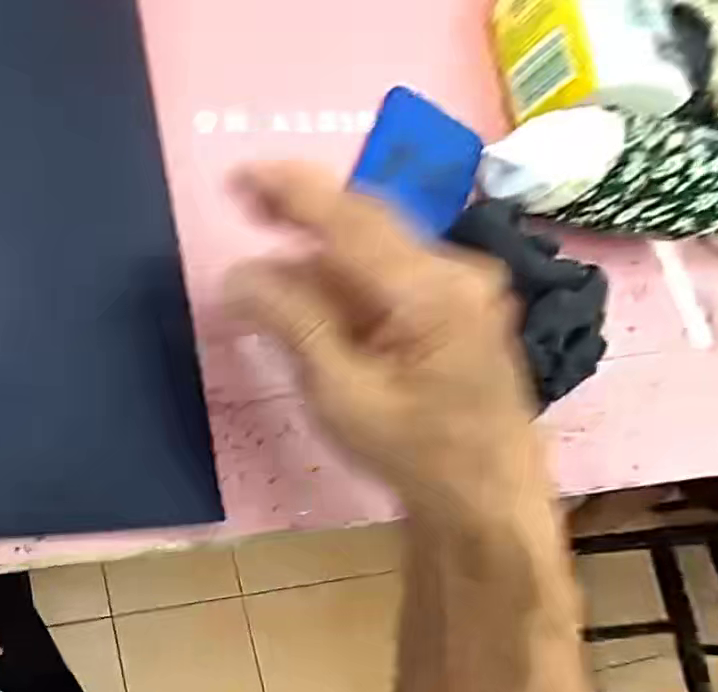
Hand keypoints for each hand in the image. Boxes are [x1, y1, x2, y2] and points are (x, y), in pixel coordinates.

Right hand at [222, 162, 544, 526]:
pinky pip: (376, 279)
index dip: (294, 192)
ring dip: (308, 249)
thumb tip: (239, 276)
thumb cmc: (407, 447)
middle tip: (241, 199)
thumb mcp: (337, 389)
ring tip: (256, 249)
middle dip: (299, 210)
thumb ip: (292, 324)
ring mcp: (450, 290)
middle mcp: (448, 273)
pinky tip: (295, 289)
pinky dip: (329, 278)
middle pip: (362, 224)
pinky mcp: (442, 311)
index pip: (350, 221)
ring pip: (367, 252)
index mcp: (427, 289)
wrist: (478, 489)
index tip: (241, 176)